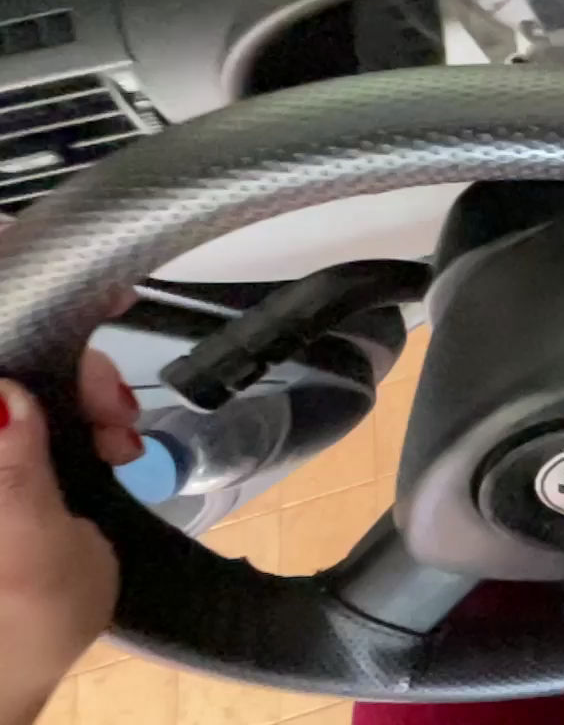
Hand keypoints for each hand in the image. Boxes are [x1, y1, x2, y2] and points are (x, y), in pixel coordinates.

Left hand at [0, 351, 142, 721]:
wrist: (6, 680)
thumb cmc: (20, 626)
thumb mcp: (30, 552)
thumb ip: (11, 474)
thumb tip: (3, 395)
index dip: (30, 340)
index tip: (100, 314)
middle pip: (8, 384)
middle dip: (69, 380)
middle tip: (120, 414)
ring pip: (23, 394)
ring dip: (82, 399)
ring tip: (122, 436)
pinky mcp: (4, 471)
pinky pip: (33, 416)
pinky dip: (77, 416)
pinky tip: (107, 443)